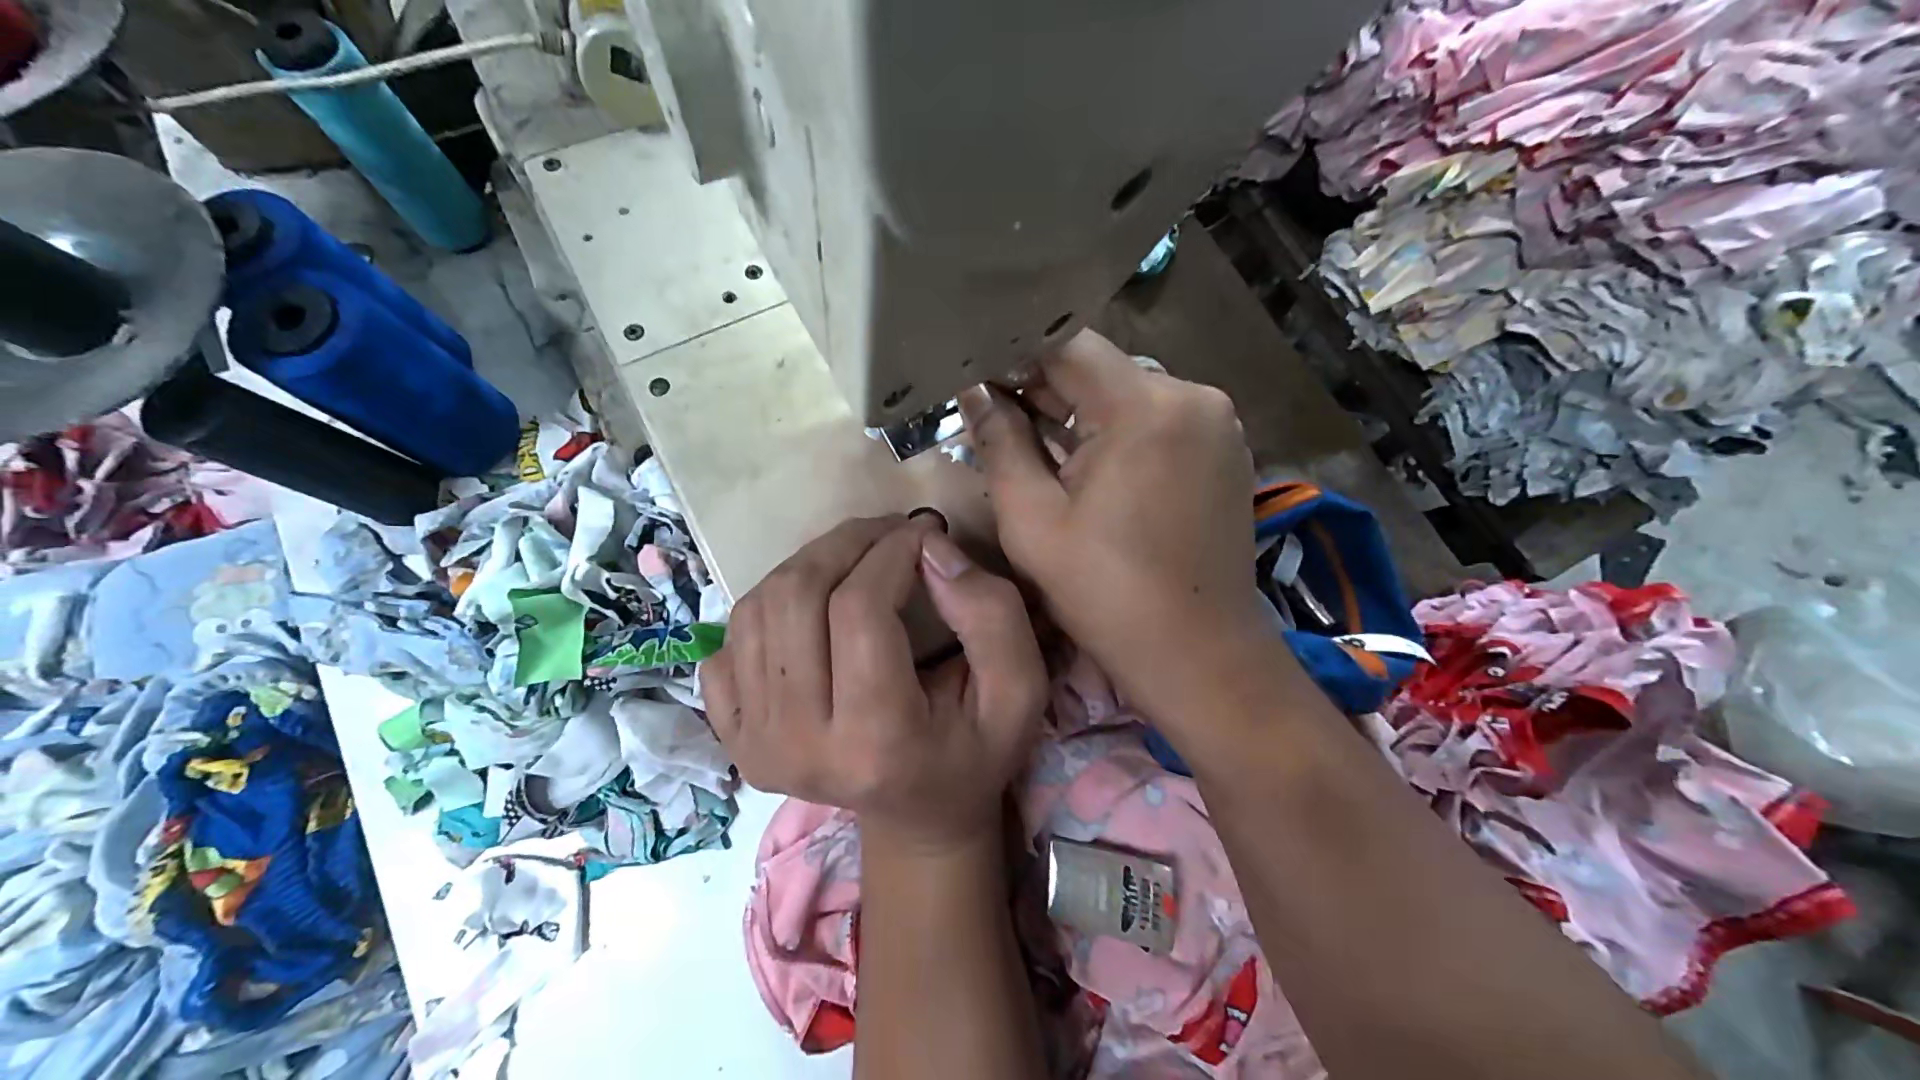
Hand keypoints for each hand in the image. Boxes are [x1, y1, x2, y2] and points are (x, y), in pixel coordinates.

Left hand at [702, 515, 1047, 854]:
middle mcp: (798, 744)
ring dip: (810, 565)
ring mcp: (754, 741)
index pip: (859, 609)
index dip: (891, 552)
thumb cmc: (972, 752)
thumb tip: (929, 548)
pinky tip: (814, 613)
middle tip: (887, 534)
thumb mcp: (1017, 691)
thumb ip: (991, 615)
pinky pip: (731, 639)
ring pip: (758, 607)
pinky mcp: (732, 734)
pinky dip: (770, 607)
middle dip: (846, 544)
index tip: (924, 533)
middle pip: (797, 598)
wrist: (916, 816)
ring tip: (856, 563)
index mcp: (875, 739)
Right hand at [959, 330, 1266, 731]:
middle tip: (990, 413)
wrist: (1198, 655)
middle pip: (1101, 370)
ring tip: (1028, 440)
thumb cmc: (1106, 593)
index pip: (1067, 346)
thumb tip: (975, 394)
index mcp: (1146, 407)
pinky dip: (1115, 435)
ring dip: (1077, 415)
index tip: (975, 378)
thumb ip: (999, 443)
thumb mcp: (1032, 519)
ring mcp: (1216, 425)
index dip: (1015, 356)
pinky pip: (1156, 424)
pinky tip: (1081, 463)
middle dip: (1043, 390)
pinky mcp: (1224, 452)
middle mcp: (1193, 398)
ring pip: (1127, 397)